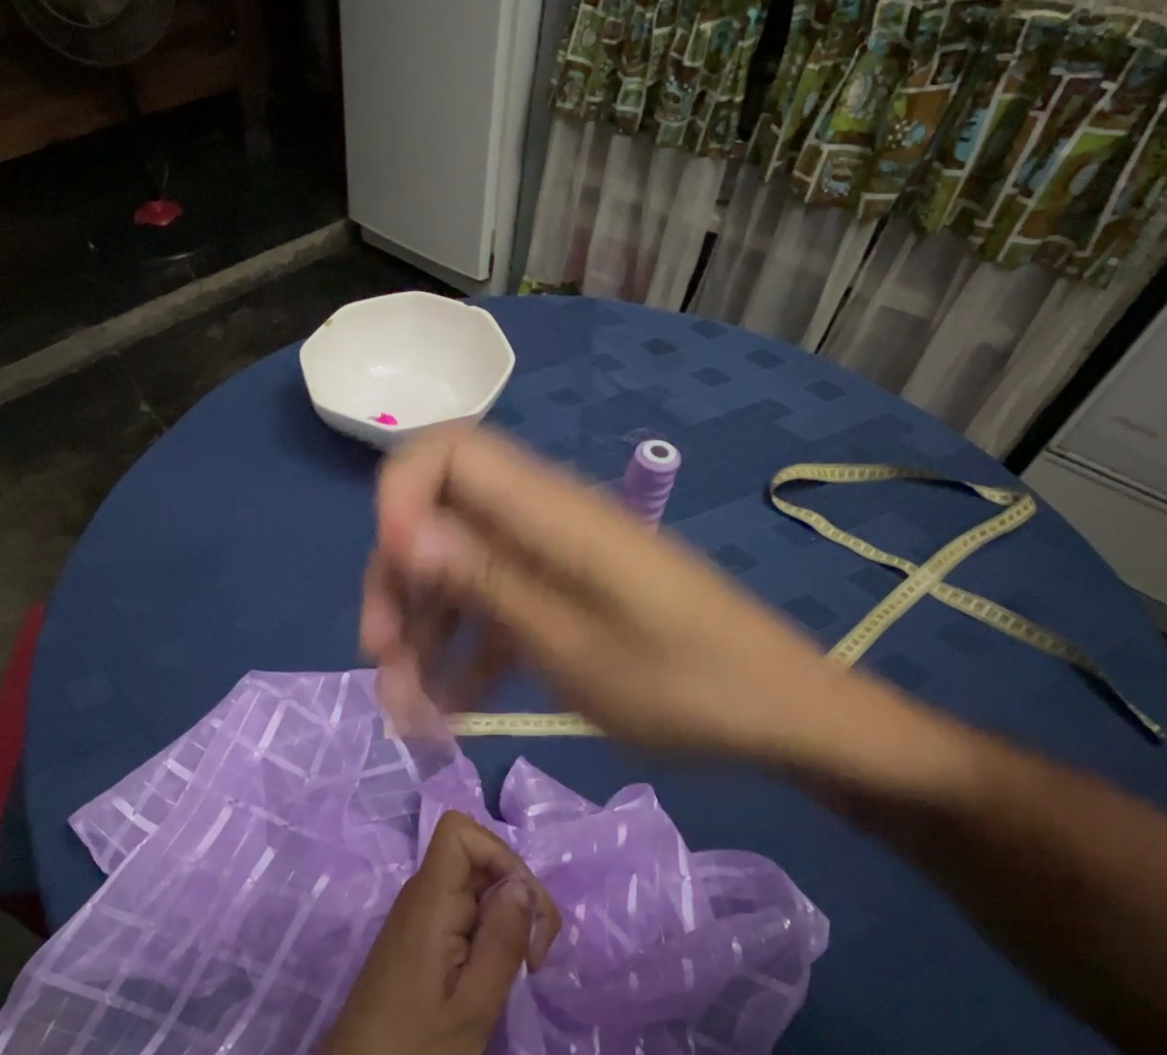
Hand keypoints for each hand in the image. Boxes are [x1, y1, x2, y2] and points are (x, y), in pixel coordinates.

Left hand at [324, 811, 559, 1054]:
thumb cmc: (417, 1045)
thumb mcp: (472, 1004)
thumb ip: (501, 940)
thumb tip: (523, 882)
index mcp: (428, 900)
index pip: (459, 830)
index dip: (500, 854)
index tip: (524, 911)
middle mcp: (421, 894)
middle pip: (478, 855)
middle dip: (518, 891)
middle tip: (535, 955)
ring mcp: (421, 914)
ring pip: (477, 883)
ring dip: (510, 914)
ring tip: (524, 965)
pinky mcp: (423, 935)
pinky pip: (466, 908)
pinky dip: (492, 929)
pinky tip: (499, 967)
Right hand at [360, 427, 879, 764]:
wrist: (785, 714)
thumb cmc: (686, 685)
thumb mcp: (573, 645)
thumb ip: (487, 581)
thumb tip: (404, 530)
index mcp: (551, 511)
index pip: (449, 452)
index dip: (401, 497)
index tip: (392, 575)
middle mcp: (545, 520)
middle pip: (441, 519)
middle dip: (400, 588)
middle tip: (381, 664)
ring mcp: (555, 558)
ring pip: (461, 572)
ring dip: (426, 635)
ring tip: (410, 713)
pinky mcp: (566, 593)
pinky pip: (497, 606)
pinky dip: (469, 653)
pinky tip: (454, 714)